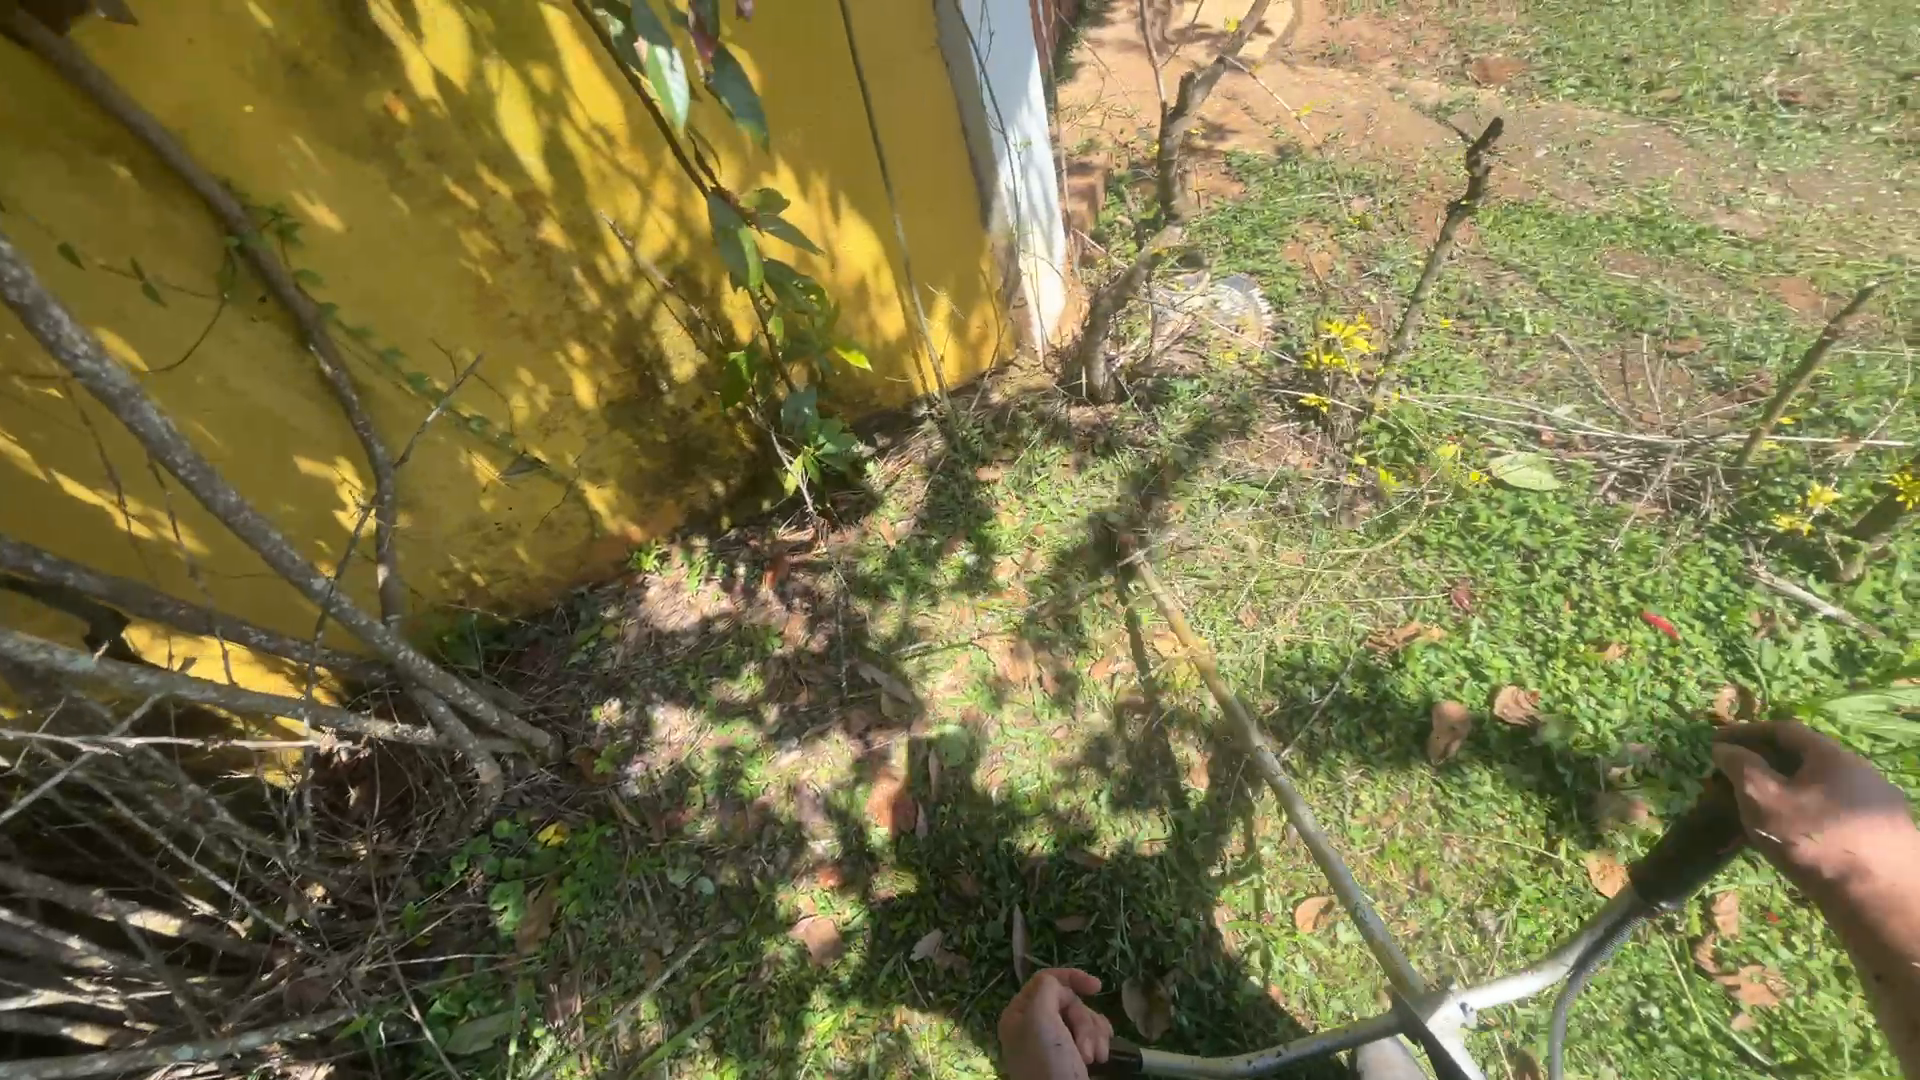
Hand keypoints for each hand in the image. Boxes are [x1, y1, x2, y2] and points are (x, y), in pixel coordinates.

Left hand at [998, 968, 1113, 1079]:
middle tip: (1085, 1048)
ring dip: (1094, 1033)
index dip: (1072, 979)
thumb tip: (1060, 988)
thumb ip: (1047, 989)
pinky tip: (1102, 1058)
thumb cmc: (1048, 1065)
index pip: (1046, 980)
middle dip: (1083, 1019)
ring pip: (1082, 1017)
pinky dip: (1100, 1042)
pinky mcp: (1072, 1058)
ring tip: (1095, 1058)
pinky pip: (1092, 1034)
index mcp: (1019, 1014)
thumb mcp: (1039, 1018)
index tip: (1097, 986)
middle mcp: (1034, 1026)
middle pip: (1067, 1000)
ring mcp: (1054, 1044)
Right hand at [1712, 721, 1919, 896]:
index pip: (1784, 730)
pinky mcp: (1886, 833)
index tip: (1715, 742)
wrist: (1881, 900)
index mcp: (1836, 759)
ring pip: (1819, 784)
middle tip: (1732, 775)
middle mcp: (1864, 775)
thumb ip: (1739, 765)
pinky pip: (1834, 807)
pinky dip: (1803, 807)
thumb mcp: (1760, 795)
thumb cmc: (1811, 837)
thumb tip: (1726, 748)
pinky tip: (1788, 827)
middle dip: (1763, 761)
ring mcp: (1880, 806)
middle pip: (1805, 757)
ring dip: (1783, 787)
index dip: (1745, 731)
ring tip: (1756, 804)